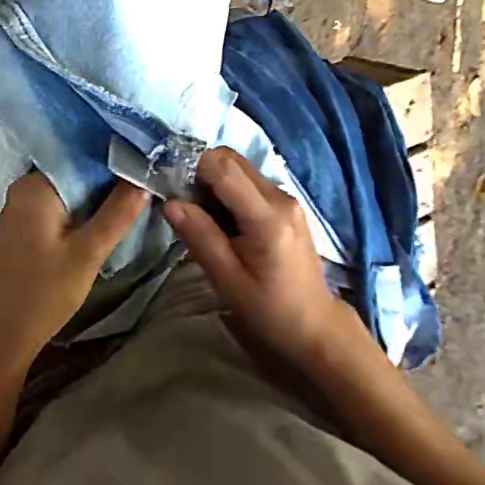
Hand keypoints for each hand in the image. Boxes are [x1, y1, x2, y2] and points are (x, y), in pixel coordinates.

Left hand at [0, 172, 148, 361]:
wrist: (5, 335)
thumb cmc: (44, 293)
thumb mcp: (88, 253)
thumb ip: (118, 213)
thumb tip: (144, 176)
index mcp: (36, 186)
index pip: (84, 155)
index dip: (117, 155)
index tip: (149, 159)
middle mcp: (26, 188)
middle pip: (78, 170)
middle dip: (112, 174)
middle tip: (150, 175)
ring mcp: (24, 206)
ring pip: (72, 188)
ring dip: (101, 192)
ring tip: (139, 189)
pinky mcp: (28, 225)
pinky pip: (63, 204)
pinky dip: (85, 207)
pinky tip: (111, 212)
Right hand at [164, 148, 352, 365]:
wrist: (313, 324)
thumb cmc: (268, 310)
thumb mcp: (227, 280)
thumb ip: (200, 237)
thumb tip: (171, 203)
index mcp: (267, 218)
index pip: (224, 168)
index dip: (193, 168)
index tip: (172, 188)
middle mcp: (280, 198)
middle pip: (232, 160)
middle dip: (201, 171)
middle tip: (184, 202)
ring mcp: (287, 199)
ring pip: (241, 167)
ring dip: (214, 180)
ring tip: (201, 214)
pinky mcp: (287, 204)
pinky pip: (250, 182)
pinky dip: (229, 189)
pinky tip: (222, 220)